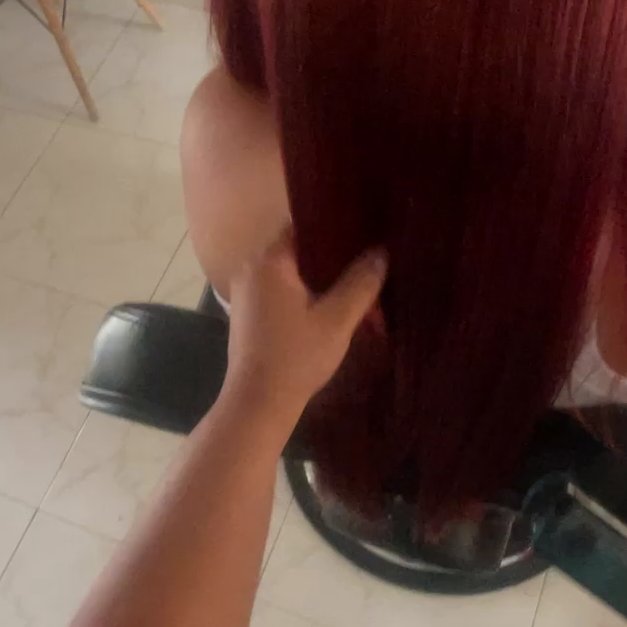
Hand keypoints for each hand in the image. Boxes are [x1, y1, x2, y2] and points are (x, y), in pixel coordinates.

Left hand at [220, 233, 386, 433]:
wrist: (257, 403)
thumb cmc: (296, 358)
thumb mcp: (337, 320)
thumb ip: (361, 282)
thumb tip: (381, 252)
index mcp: (269, 260)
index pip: (304, 224)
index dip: (336, 226)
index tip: (364, 231)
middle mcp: (251, 268)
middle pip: (298, 249)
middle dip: (333, 257)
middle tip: (367, 260)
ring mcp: (246, 292)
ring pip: (291, 273)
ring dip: (320, 280)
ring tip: (355, 286)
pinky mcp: (247, 314)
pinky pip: (281, 291)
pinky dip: (304, 295)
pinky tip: (330, 308)